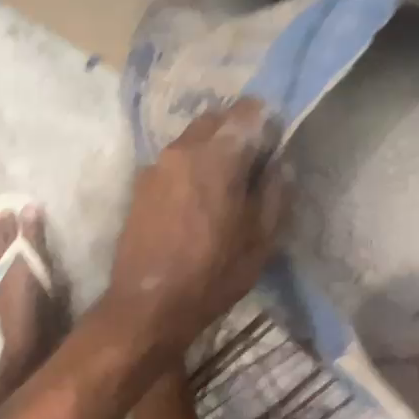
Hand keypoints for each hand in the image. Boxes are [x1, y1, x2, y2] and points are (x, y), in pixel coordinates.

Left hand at [109, 99, 289, 347]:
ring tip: (223, 190)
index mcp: (217, 155)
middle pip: (215, 120)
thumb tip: (279, 165)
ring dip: (211, 153)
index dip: (267, 126)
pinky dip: (189, 172)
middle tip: (251, 170)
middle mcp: (182, 148)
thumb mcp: (260, 241)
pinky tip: (196, 205)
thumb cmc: (211, 276)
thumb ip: (275, 194)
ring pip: (191, 141)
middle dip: (237, 134)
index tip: (274, 151)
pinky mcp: (139, 188)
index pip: (249, 112)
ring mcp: (155, 166)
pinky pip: (173, 165)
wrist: (148, 307)